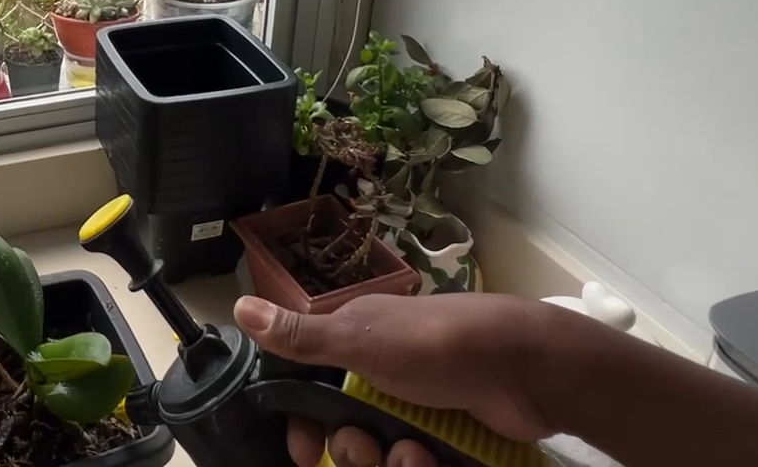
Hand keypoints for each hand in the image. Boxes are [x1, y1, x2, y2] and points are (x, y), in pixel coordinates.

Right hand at [234, 292, 558, 465]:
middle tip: (366, 451)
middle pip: (347, 429)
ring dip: (394, 464)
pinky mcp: (452, 435)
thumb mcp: (356, 338)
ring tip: (416, 457)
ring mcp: (419, 407)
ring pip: (387, 455)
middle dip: (353, 450)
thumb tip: (237, 306)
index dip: (304, 420)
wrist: (520, 367)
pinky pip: (424, 465)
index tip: (304, 451)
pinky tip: (435, 459)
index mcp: (353, 342)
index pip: (310, 386)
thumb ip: (300, 335)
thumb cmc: (427, 344)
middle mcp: (381, 375)